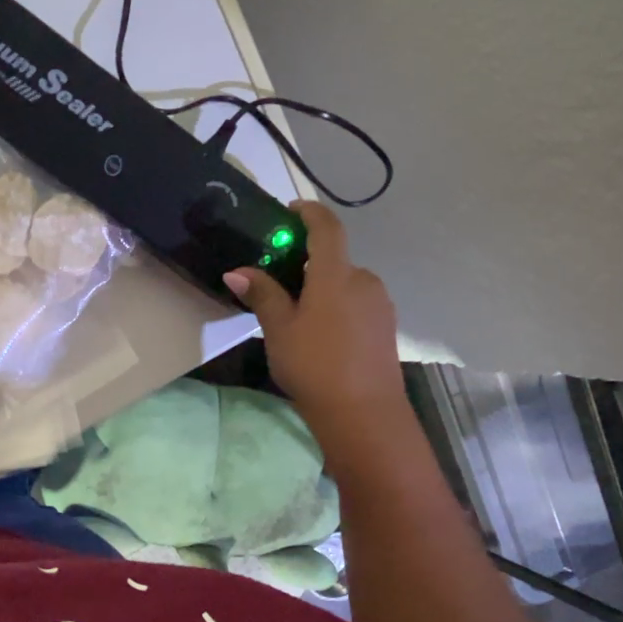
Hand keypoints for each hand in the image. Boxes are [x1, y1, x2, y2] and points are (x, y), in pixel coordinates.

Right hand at [223, 202, 401, 429]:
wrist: (362, 410)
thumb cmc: (314, 365)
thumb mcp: (279, 330)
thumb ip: (262, 295)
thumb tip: (237, 271)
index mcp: (336, 275)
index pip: (327, 228)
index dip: (310, 213)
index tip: (292, 210)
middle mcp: (364, 280)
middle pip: (334, 262)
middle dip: (308, 268)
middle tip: (280, 289)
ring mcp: (379, 303)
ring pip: (346, 286)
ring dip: (323, 292)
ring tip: (299, 322)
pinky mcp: (386, 326)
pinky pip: (357, 305)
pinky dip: (338, 310)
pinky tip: (323, 339)